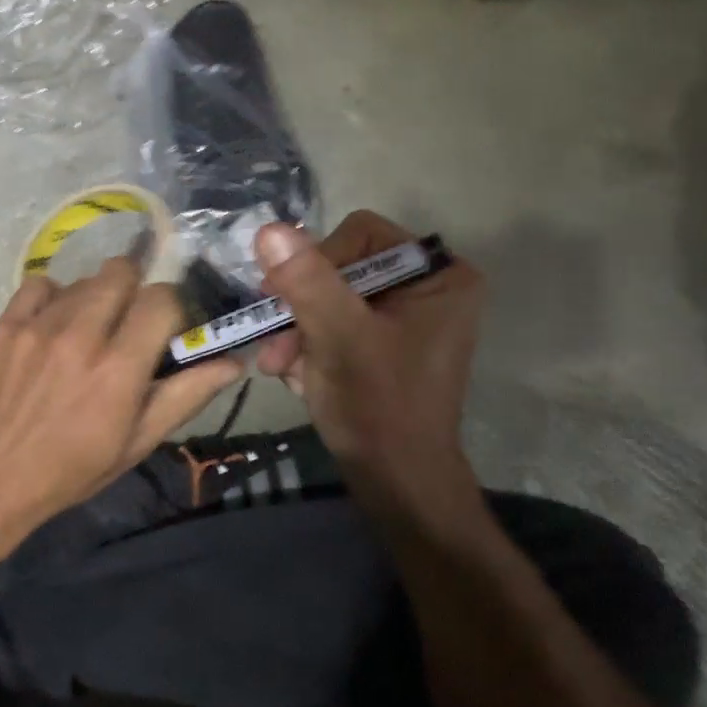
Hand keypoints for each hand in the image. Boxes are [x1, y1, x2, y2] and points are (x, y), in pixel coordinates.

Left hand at [0, 256, 242, 536]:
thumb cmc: (72, 468)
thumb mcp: (137, 442)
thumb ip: (185, 396)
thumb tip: (233, 361)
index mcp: (119, 368)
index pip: (161, 298)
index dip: (171, 309)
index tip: (164, 330)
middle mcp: (80, 335)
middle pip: (121, 273)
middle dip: (134, 292)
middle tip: (127, 324)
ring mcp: (38, 326)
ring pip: (82, 280)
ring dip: (95, 298)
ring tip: (87, 332)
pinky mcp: (6, 326)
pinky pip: (38, 284)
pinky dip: (52, 297)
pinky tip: (52, 324)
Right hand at [253, 211, 485, 524]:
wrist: (393, 478)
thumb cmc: (378, 405)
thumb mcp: (339, 337)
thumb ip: (307, 281)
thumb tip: (269, 229)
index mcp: (438, 276)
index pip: (360, 236)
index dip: (315, 262)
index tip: (283, 299)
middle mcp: (425, 289)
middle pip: (338, 267)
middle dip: (300, 306)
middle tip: (274, 340)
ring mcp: (401, 319)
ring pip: (326, 297)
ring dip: (294, 330)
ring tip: (277, 365)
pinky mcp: (380, 344)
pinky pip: (329, 324)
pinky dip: (305, 346)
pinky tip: (294, 374)